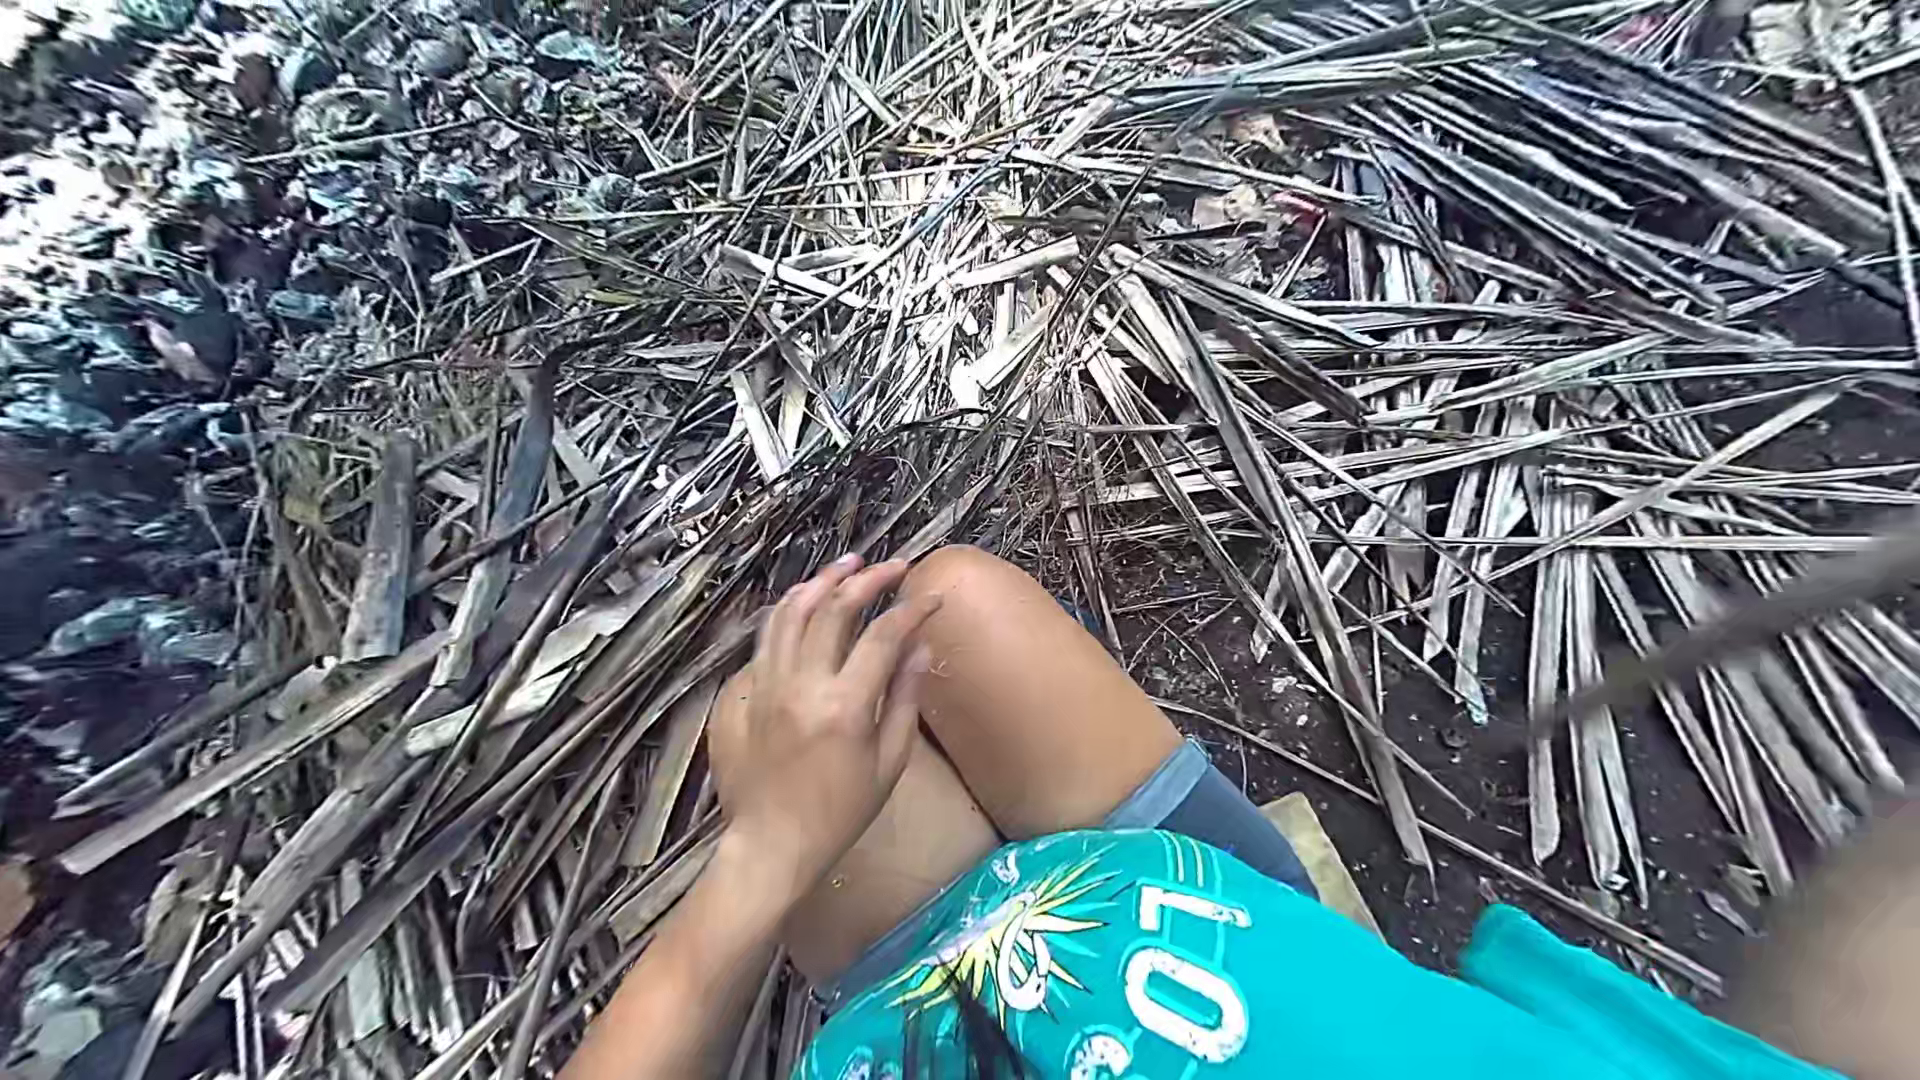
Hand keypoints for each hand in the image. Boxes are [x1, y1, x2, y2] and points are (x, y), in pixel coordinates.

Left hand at [714, 554, 940, 893]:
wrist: (772, 844)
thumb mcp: (889, 762)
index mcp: (844, 706)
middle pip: (834, 609)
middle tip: (894, 566)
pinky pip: (768, 634)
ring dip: (823, 580)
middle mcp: (802, 684)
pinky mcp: (749, 690)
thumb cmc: (841, 811)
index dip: (912, 609)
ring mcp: (768, 684)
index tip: (932, 598)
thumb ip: (906, 698)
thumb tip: (920, 647)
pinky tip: (807, 597)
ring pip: (792, 611)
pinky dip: (790, 607)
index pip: (883, 636)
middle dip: (869, 578)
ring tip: (848, 564)